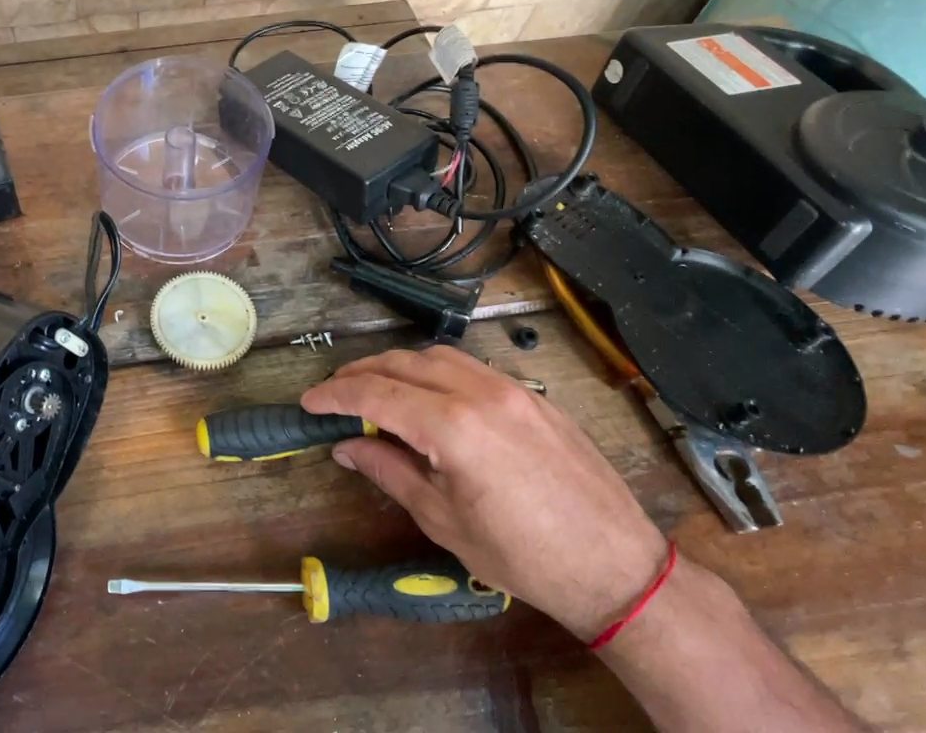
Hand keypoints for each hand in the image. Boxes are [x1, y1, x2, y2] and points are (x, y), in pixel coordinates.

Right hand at [301, 347, 668, 638]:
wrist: (617, 568)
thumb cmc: (522, 556)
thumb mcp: (443, 520)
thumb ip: (390, 471)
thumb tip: (346, 447)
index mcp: (453, 427)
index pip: (376, 394)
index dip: (335, 395)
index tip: (308, 402)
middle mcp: (481, 393)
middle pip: (403, 364)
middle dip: (360, 374)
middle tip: (333, 394)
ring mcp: (513, 390)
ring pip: (438, 357)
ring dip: (398, 367)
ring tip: (375, 390)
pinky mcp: (535, 398)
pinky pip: (472, 368)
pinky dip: (436, 372)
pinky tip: (428, 397)